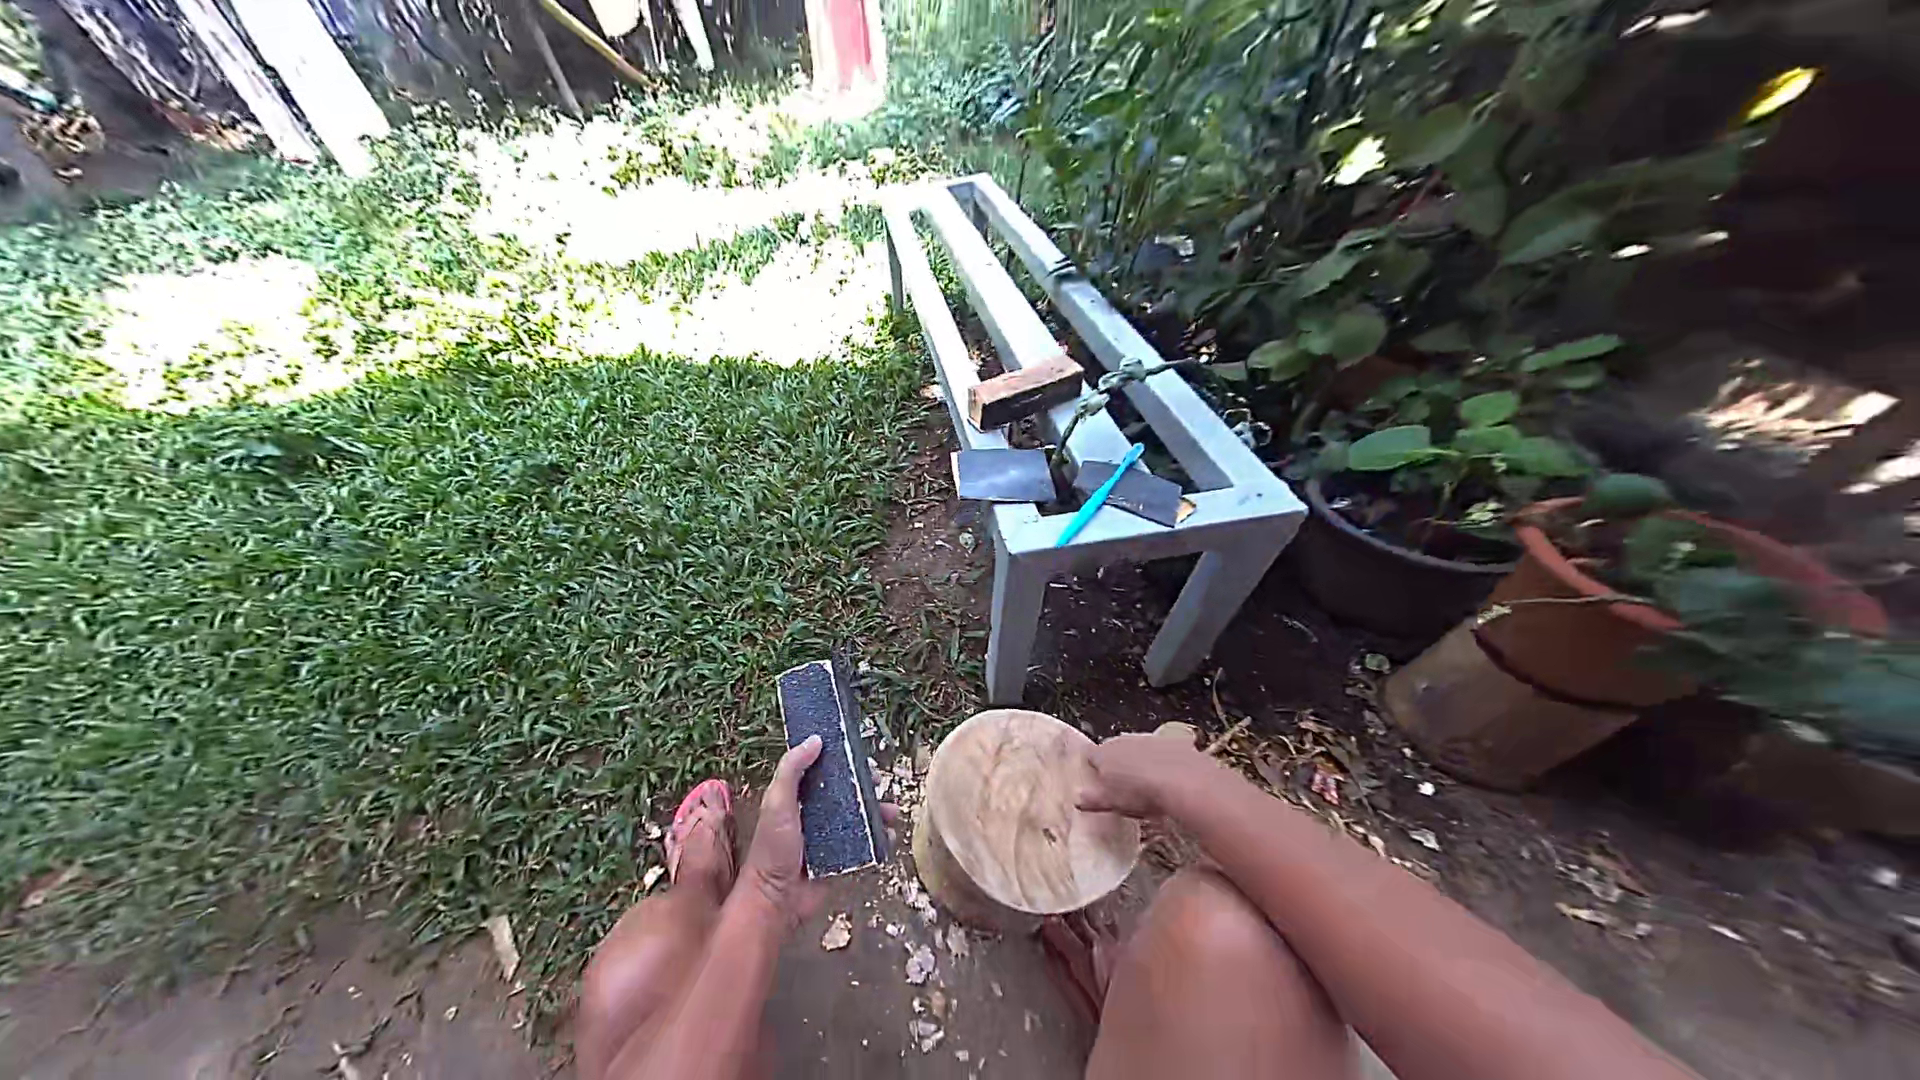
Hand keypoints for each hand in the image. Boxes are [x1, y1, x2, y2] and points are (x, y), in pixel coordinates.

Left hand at [738, 736, 901, 929]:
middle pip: (849, 792)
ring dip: (880, 811)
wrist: (777, 901)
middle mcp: (818, 813)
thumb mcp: (777, 803)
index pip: (827, 771)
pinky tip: (889, 836)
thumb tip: (815, 739)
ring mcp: (832, 836)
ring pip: (863, 816)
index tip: (862, 759)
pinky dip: (881, 838)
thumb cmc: (773, 850)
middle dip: (868, 786)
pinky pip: (867, 844)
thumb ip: (791, 770)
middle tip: (879, 784)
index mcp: (801, 796)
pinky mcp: (843, 858)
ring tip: (892, 812)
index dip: (846, 762)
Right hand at [1077, 732, 1221, 818]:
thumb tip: (1077, 798)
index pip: (1089, 755)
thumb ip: (1093, 799)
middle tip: (1123, 786)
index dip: (1091, 767)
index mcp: (1103, 753)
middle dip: (1117, 763)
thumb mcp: (1112, 803)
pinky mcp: (1173, 742)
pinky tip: (1172, 777)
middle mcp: (1123, 740)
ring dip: (1141, 760)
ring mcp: (1149, 739)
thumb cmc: (1141, 794)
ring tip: (1148, 784)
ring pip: (1139, 748)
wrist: (1184, 782)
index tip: (1095, 780)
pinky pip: (1164, 750)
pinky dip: (1165, 760)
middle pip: (1114, 749)